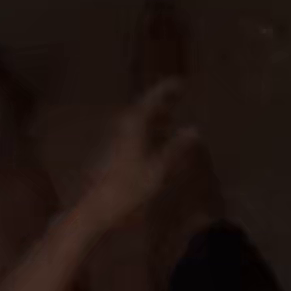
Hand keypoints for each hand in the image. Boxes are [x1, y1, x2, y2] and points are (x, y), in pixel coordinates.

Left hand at [74, 79, 199, 231]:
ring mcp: (118, 138)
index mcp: (133, 125)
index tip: (180, 82)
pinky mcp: (116, 151)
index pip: (151, 99)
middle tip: (179, 95)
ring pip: (139, 120)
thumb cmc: (128, 189)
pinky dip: (149, 130)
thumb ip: (175, 150)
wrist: (97, 208)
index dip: (166, 90)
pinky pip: (136, 132)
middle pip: (145, 107)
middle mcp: (123, 126)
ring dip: (155, 116)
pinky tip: (157, 140)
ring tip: (172, 115)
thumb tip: (194, 129)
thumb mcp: (157, 171)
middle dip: (162, 100)